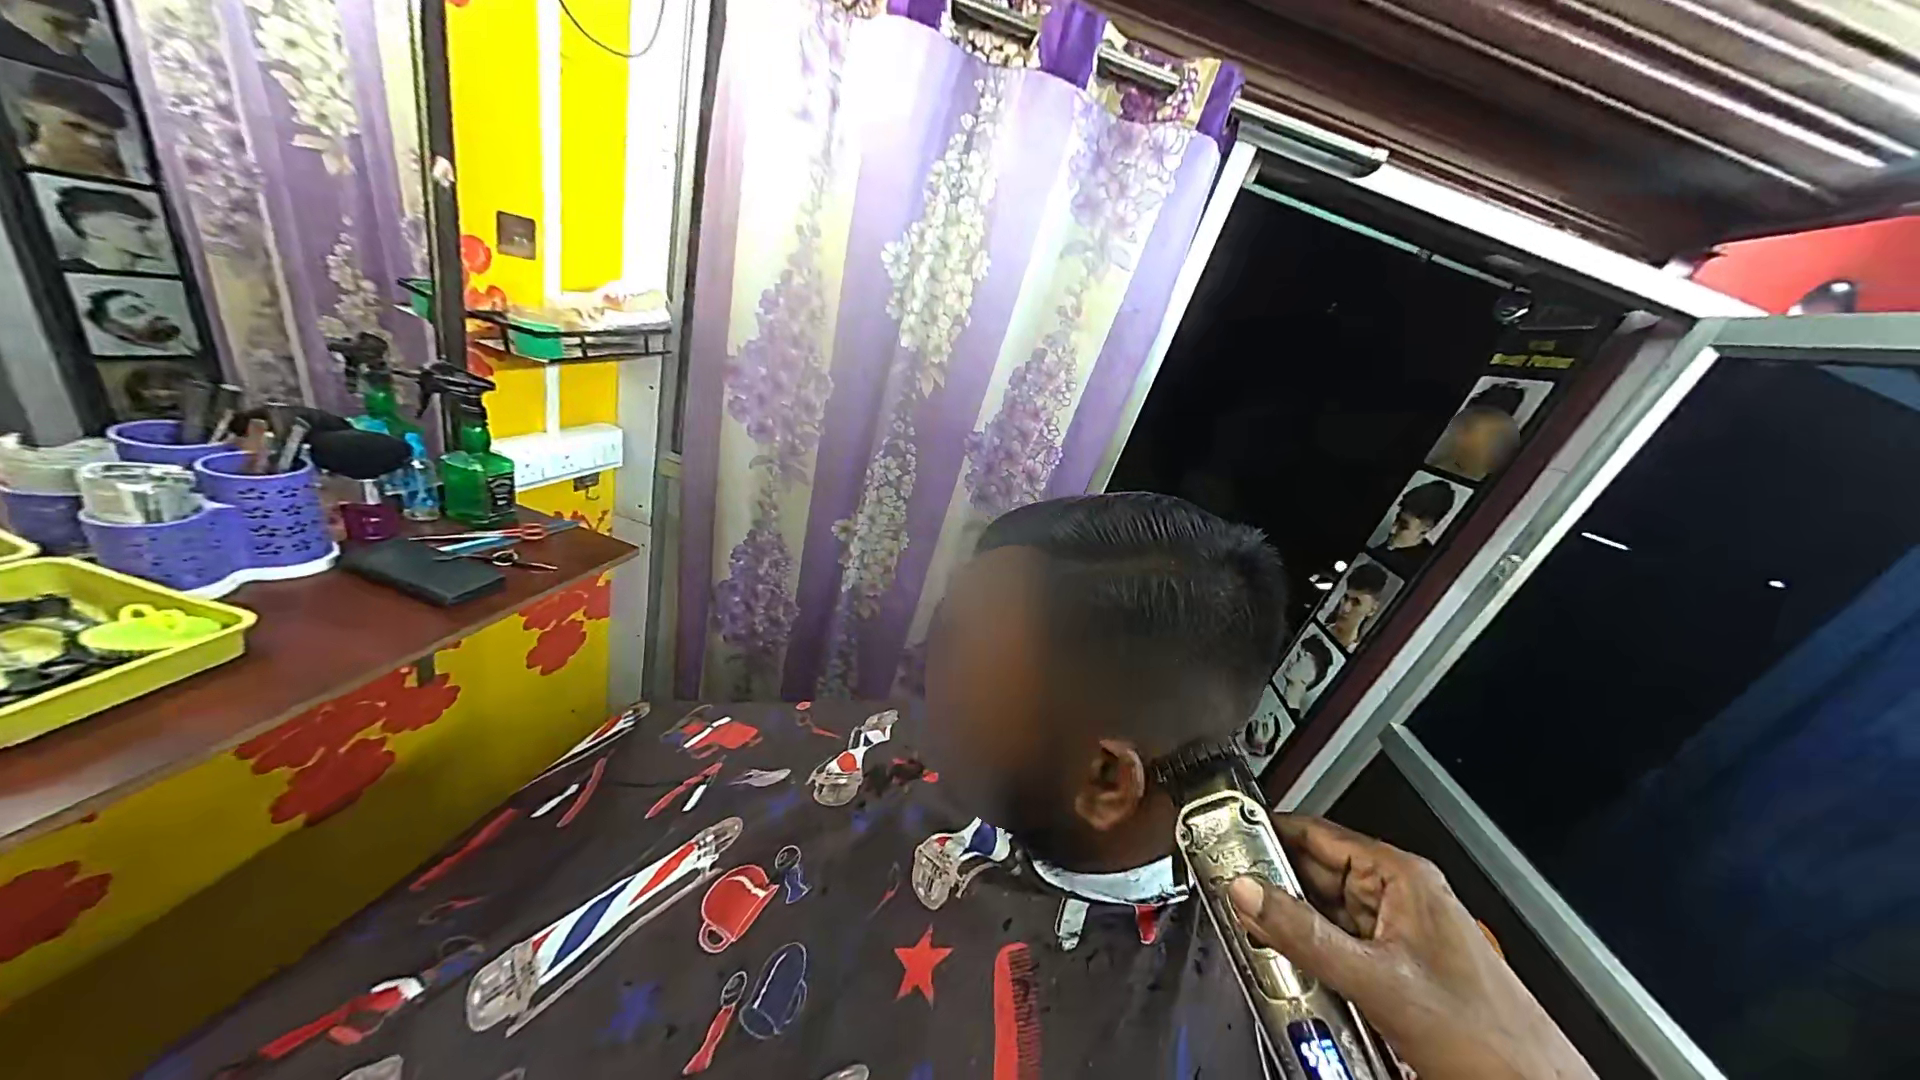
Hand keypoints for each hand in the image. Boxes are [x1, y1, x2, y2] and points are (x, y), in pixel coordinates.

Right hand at [1226, 815, 1596, 1079]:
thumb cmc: (1490, 1043)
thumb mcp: (1379, 982)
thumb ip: (1304, 935)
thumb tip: (1247, 891)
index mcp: (1400, 876)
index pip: (1314, 833)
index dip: (1267, 833)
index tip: (1225, 840)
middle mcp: (1395, 895)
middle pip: (1312, 874)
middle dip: (1272, 888)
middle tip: (1231, 899)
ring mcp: (1394, 931)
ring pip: (1319, 912)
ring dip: (1288, 926)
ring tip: (1254, 937)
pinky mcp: (1392, 965)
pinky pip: (1335, 945)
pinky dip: (1308, 954)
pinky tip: (1289, 969)